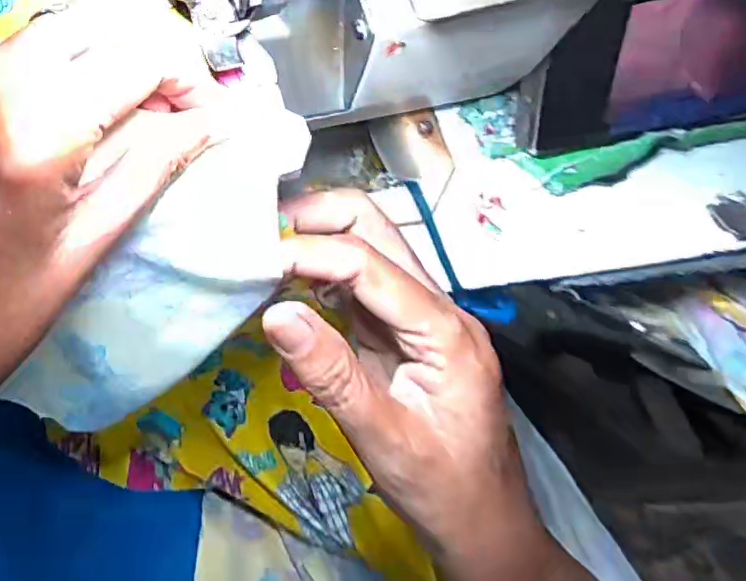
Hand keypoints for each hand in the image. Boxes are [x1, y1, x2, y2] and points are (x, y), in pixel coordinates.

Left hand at [0, 0, 229, 580]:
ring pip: (63, 24)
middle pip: (102, 16)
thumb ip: (154, 163)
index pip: (143, 53)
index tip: (206, 116)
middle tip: (173, 107)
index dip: (190, 77)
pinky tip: (76, 111)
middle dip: (151, 51)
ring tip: (131, 112)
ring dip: (109, 53)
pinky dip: (65, 63)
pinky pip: (24, 48)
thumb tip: (214, 117)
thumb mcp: (87, 245)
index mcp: (38, 125)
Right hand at [263, 190, 589, 580]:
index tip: (256, 260)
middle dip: (313, 216)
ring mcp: (416, 308)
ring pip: (363, 236)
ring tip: (263, 247)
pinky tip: (285, 277)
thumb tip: (274, 313)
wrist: (488, 529)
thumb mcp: (385, 441)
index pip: (366, 262)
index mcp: (444, 329)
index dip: (308, 253)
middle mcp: (434, 304)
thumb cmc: (446, 491)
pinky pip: (353, 271)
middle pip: (372, 223)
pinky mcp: (396, 320)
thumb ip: (331, 375)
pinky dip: (315, 262)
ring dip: (312, 232)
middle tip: (258, 232)